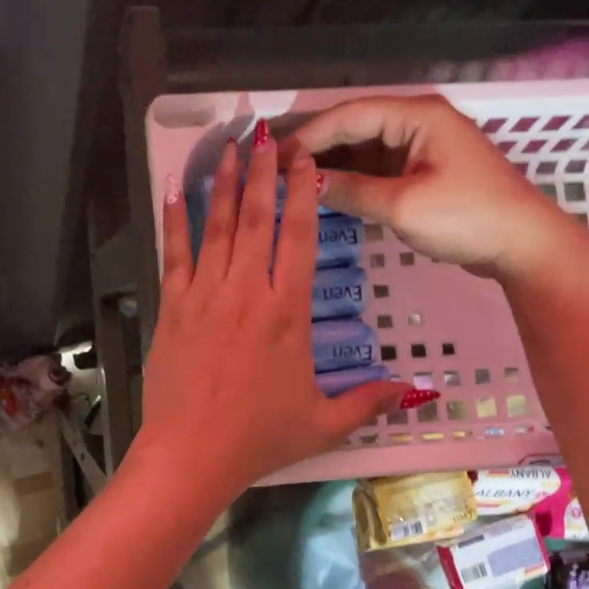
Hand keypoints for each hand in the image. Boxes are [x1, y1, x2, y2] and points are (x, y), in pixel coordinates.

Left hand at [133, 123, 410, 492]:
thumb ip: (369, 401)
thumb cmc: (258, 439)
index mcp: (287, 311)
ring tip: (229, 148)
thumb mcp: (322, 423)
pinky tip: (176, 192)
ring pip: (216, 229)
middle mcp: (246, 293)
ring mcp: (204, 298)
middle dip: (263, 172)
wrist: (191, 454)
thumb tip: (417, 391)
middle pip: (256, 219)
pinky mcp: (172, 311)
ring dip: (224, 185)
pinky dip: (175, 222)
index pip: (299, 236)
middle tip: (266, 134)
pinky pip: (173, 256)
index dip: (303, 191)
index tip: (306, 158)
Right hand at [288, 95, 579, 279]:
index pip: (350, 116)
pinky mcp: (423, 170)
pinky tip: (323, 189)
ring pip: (363, 147)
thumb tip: (307, 184)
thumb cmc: (466, 217)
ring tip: (288, 179)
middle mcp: (417, 121)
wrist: (521, 243)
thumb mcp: (402, 206)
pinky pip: (376, 166)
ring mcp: (421, 146)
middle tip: (271, 167)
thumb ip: (351, 191)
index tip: (272, 156)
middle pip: (354, 126)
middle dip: (314, 145)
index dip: (308, 134)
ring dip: (329, 162)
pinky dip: (350, 177)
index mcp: (416, 116)